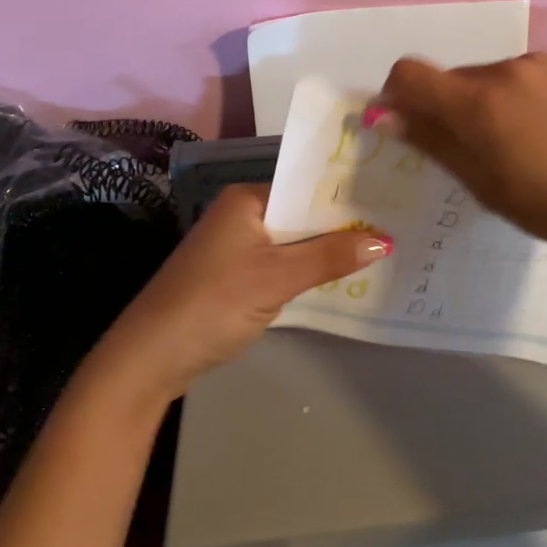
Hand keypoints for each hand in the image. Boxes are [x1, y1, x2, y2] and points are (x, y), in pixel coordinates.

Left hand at [88, 184, 390, 400]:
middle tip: (396, 226)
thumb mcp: (276, 278)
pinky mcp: (234, 277)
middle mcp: (241, 214)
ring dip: (326, 251)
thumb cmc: (212, 304)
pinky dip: (306, 271)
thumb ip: (329, 256)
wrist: (149, 359)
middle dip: (341, 226)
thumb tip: (385, 239)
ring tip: (380, 249)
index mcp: (246, 198)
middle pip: (301, 214)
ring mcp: (236, 247)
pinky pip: (281, 264)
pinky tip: (339, 278)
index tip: (392, 201)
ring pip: (293, 242)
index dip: (346, 196)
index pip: (306, 187)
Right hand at [376, 54, 546, 262]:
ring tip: (522, 147)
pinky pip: (524, 75)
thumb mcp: (488, 187)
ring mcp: (541, 62)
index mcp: (479, 102)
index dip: (397, 97)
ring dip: (487, 105)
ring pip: (489, 79)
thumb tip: (384, 115)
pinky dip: (519, 98)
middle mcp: (506, 68)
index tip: (408, 127)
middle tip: (477, 154)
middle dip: (449, 110)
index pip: (410, 73)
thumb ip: (434, 143)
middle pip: (452, 79)